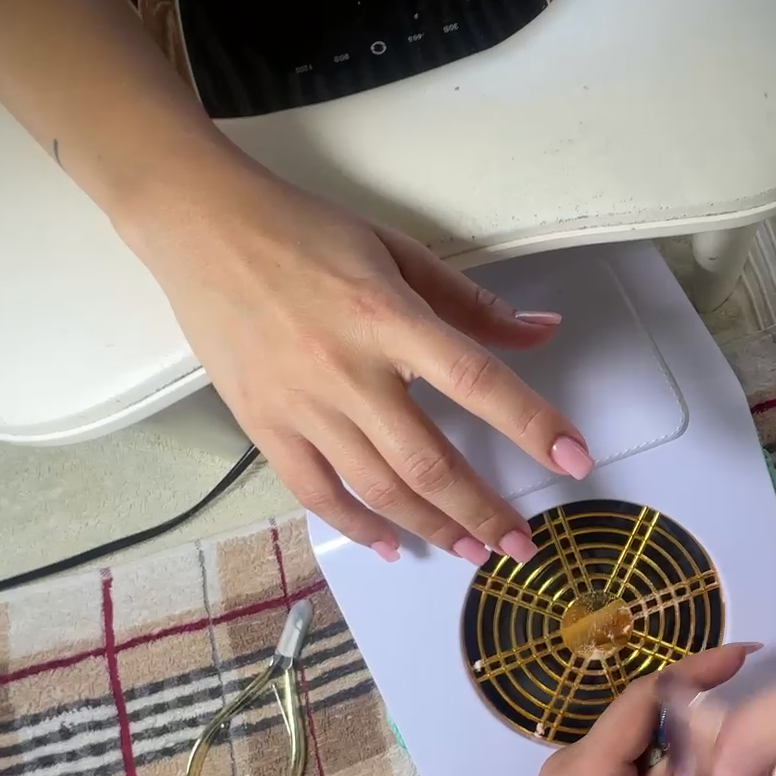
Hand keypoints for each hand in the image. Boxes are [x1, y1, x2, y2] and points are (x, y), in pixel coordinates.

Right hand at [115, 156, 591, 563]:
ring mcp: (302, 405)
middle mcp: (349, 371)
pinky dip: (356, 522)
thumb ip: (475, 305)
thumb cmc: (310, 233)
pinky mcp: (262, 424)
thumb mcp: (401, 253)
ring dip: (433, 527)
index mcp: (391, 320)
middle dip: (484, 511)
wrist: (199, 224)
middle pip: (429, 461)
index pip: (478, 382)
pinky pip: (315, 490)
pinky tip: (389, 545)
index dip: (532, 425)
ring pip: (378, 487)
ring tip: (474, 552)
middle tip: (523, 547)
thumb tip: (545, 333)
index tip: (576, 460)